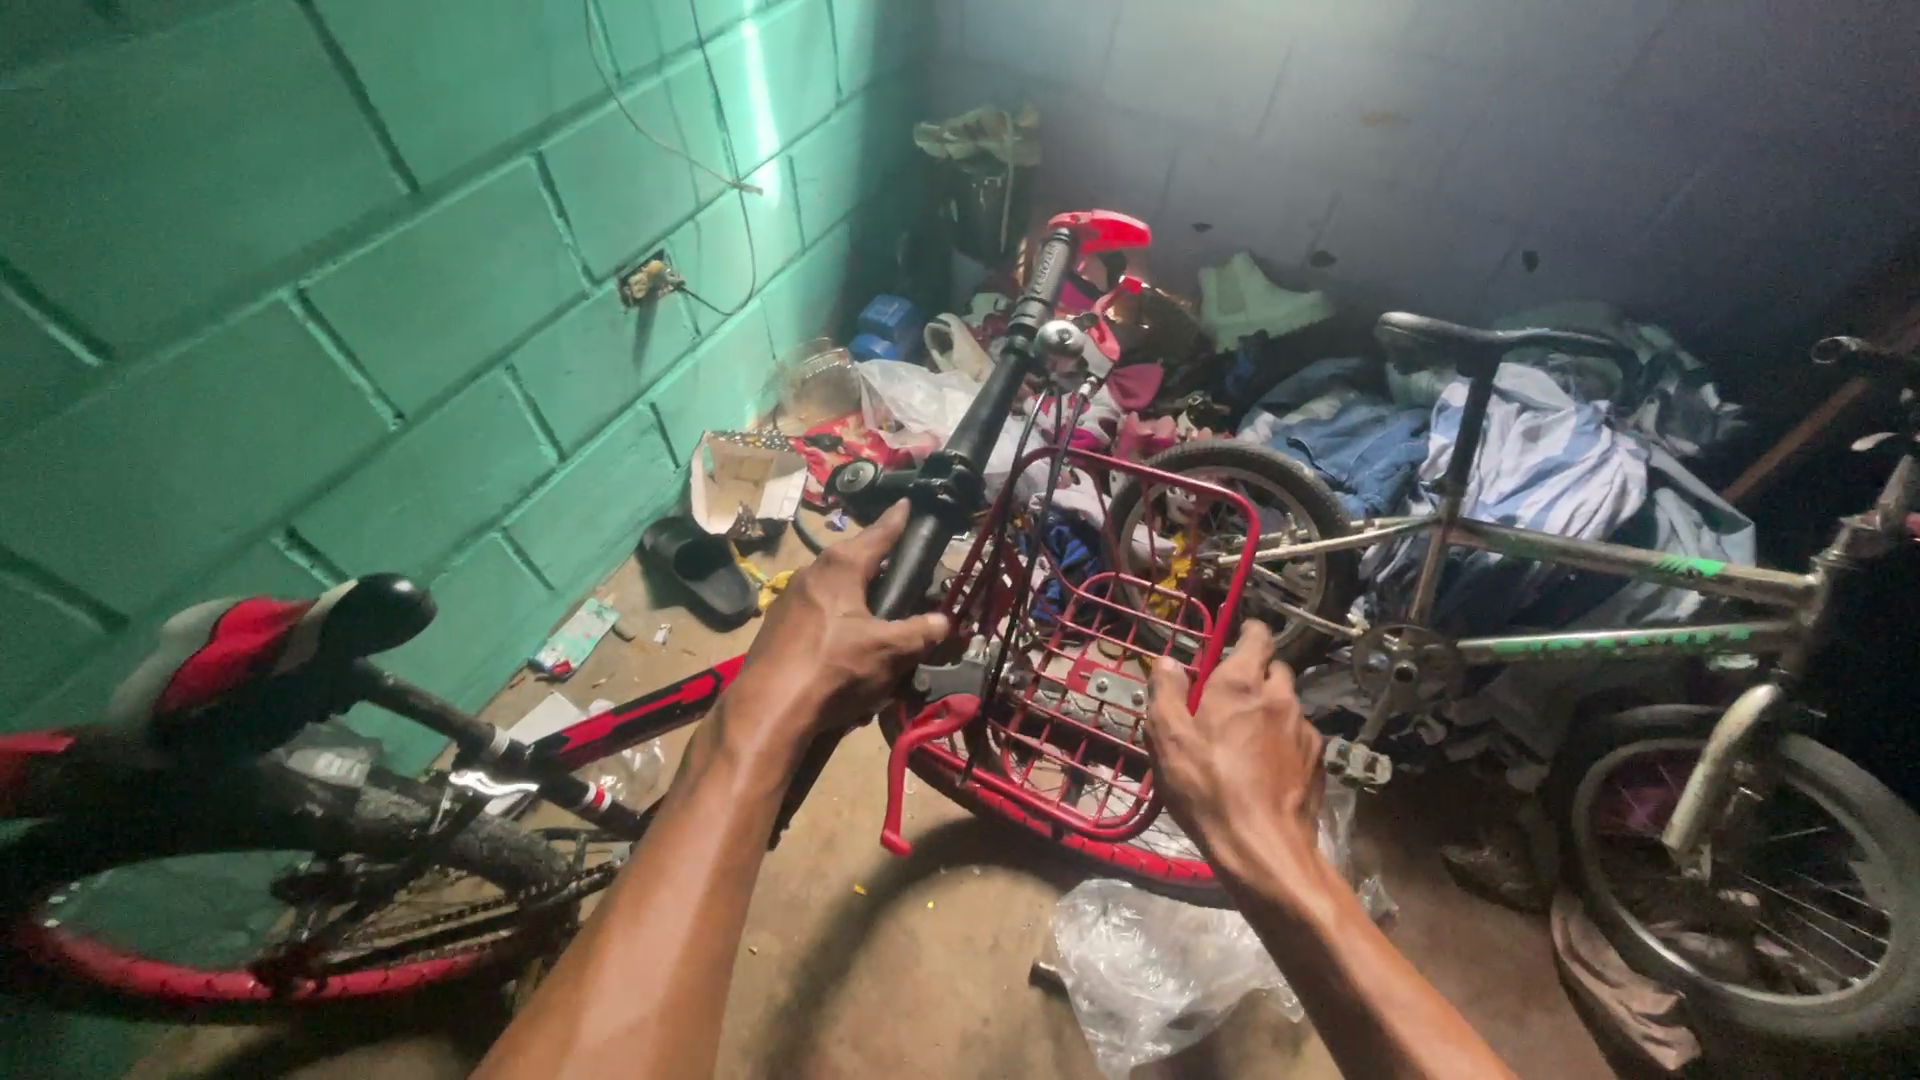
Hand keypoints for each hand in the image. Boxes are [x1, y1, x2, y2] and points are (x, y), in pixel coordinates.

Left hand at [720, 501, 949, 761]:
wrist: (768, 709)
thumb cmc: (834, 669)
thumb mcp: (889, 652)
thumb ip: (921, 633)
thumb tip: (944, 622)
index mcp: (841, 566)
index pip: (879, 534)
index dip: (897, 520)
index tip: (905, 503)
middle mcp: (812, 572)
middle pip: (853, 560)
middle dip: (877, 565)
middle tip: (900, 574)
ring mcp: (790, 599)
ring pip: (834, 588)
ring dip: (856, 597)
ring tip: (877, 616)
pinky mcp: (778, 627)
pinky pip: (818, 614)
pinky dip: (837, 622)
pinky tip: (846, 649)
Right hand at [1145, 621, 1324, 879]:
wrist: (1263, 847)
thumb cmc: (1206, 786)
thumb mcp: (1168, 738)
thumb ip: (1166, 692)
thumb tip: (1166, 661)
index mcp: (1241, 684)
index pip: (1257, 637)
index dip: (1249, 632)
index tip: (1240, 634)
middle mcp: (1280, 698)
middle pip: (1276, 670)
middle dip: (1258, 673)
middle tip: (1231, 694)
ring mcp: (1305, 731)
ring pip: (1289, 705)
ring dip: (1271, 709)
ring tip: (1247, 735)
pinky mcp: (1318, 763)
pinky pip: (1299, 737)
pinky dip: (1283, 739)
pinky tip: (1266, 765)